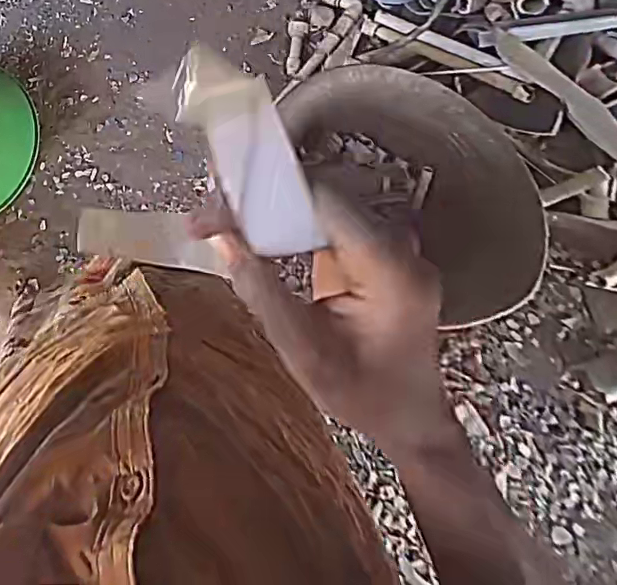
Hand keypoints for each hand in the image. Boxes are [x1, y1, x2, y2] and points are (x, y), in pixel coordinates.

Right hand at [189, 188, 452, 453]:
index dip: (263, 197)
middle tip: (207, 218)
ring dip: (264, 208)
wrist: (409, 420)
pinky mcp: (372, 247)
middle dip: (255, 201)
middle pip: (314, 196)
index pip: (319, 202)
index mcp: (390, 268)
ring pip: (314, 202)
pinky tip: (248, 230)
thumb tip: (222, 238)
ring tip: (219, 221)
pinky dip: (280, 220)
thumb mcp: (305, 354)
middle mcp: (396, 245)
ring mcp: (388, 244)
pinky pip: (319, 218)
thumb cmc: (365, 397)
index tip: (217, 211)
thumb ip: (263, 293)